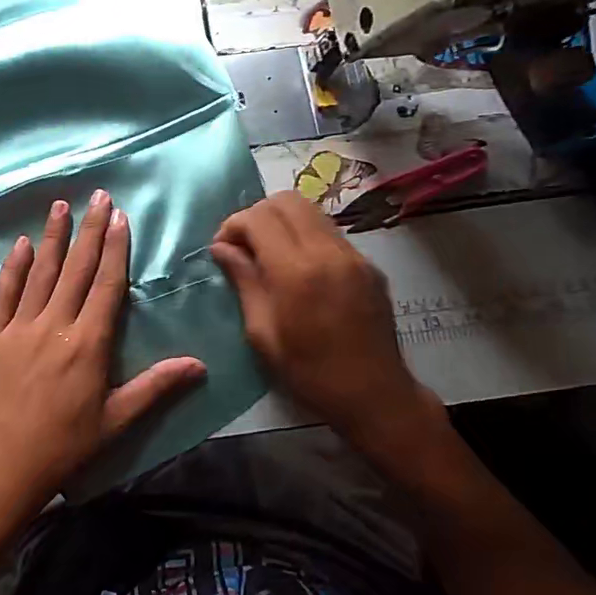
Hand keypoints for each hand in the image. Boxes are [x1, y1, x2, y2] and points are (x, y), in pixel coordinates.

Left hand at [0, 191, 205, 527]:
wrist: (1, 467)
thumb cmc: (65, 446)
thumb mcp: (116, 420)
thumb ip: (155, 386)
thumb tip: (199, 365)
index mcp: (88, 343)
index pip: (106, 284)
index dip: (115, 249)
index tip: (119, 217)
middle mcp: (54, 326)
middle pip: (76, 269)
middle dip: (90, 230)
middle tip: (98, 195)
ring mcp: (19, 329)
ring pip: (41, 273)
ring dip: (54, 238)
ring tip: (61, 205)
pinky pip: (3, 295)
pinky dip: (13, 268)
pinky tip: (22, 245)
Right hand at [211, 191, 439, 447]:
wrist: (374, 394)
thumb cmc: (309, 372)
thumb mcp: (262, 333)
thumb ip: (243, 281)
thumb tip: (222, 249)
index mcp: (296, 271)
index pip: (259, 218)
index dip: (233, 225)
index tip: (222, 248)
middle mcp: (327, 251)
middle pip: (286, 200)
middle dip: (258, 214)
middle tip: (245, 244)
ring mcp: (353, 255)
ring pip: (311, 210)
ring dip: (283, 221)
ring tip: (269, 252)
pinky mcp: (368, 264)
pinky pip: (330, 232)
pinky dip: (306, 235)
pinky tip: (300, 267)